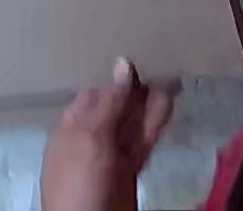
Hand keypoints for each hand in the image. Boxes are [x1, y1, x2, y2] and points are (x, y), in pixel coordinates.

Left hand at [40, 58, 177, 210]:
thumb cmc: (79, 182)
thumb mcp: (91, 138)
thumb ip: (110, 102)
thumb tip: (124, 62)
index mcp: (71, 130)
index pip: (93, 96)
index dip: (113, 79)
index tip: (135, 61)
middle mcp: (91, 140)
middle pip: (115, 108)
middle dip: (135, 90)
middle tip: (160, 64)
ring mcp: (111, 157)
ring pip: (132, 124)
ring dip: (150, 103)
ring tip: (171, 79)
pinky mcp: (129, 171)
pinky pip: (142, 142)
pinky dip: (155, 123)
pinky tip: (169, 104)